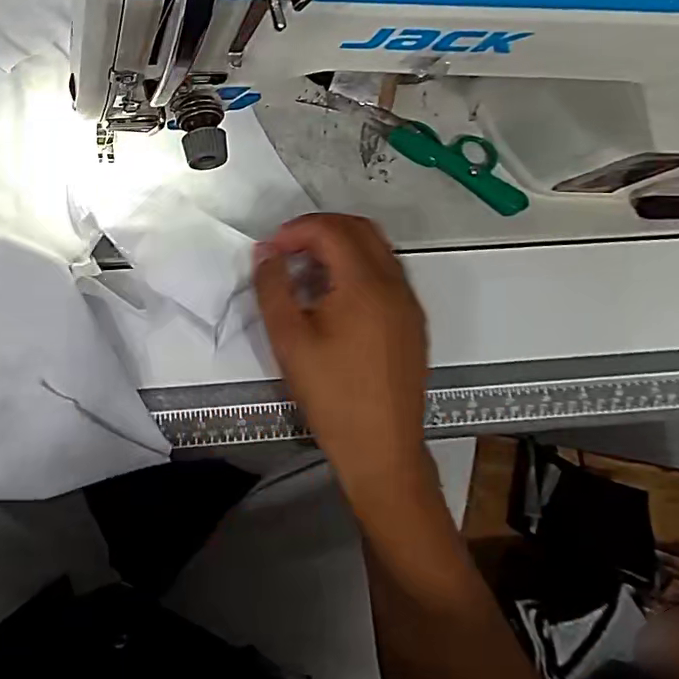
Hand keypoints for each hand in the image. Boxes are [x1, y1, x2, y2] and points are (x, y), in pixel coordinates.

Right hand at [252, 213, 429, 481]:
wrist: (381, 448)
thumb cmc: (331, 393)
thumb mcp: (287, 338)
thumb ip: (272, 286)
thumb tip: (266, 252)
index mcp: (366, 285)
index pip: (331, 230)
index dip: (295, 230)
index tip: (270, 250)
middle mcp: (395, 285)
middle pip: (359, 229)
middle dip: (318, 229)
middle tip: (286, 249)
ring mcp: (409, 304)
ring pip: (376, 248)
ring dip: (339, 245)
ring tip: (305, 269)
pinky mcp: (412, 322)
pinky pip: (386, 273)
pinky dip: (357, 266)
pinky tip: (332, 295)